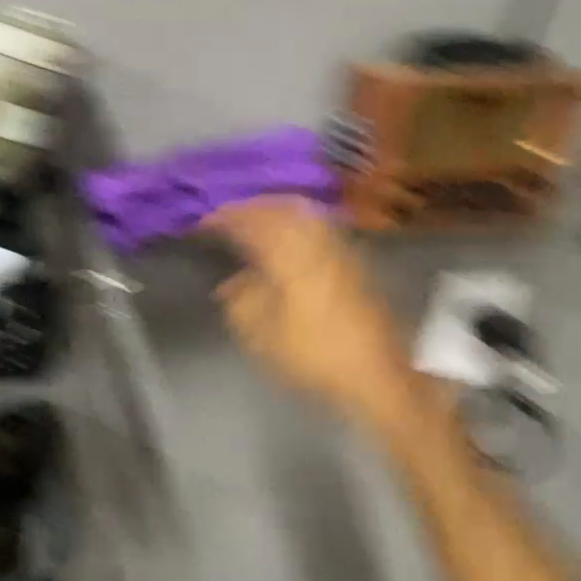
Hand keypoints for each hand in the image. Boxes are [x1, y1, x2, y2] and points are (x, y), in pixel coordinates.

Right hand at [201, 197, 425, 435]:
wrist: (374, 373)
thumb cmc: (315, 356)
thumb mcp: (265, 338)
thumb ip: (242, 302)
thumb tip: (231, 283)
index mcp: (293, 260)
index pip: (255, 224)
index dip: (228, 218)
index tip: (206, 223)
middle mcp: (319, 246)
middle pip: (284, 209)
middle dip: (253, 208)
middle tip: (230, 216)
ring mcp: (341, 252)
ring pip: (306, 216)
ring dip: (277, 212)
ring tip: (255, 222)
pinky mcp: (354, 264)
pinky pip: (319, 229)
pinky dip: (297, 225)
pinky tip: (287, 239)